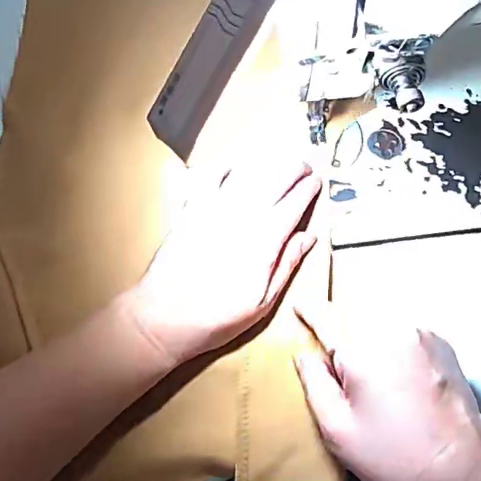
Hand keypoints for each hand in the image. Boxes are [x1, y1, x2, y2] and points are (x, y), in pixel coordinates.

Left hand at [124, 159, 320, 366]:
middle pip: (274, 179)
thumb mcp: (262, 302)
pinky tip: (232, 167)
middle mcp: (241, 217)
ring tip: (278, 162)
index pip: (294, 202)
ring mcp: (213, 210)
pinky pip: (208, 178)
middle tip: (304, 168)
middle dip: (294, 169)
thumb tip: (308, 238)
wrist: (163, 318)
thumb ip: (287, 264)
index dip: (308, 189)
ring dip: (267, 164)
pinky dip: (223, 168)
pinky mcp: (190, 210)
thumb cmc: (215, 317)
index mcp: (264, 240)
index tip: (317, 182)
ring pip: (247, 173)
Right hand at [295, 302, 480, 480]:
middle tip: (345, 375)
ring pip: (379, 322)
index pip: (326, 316)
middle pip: (354, 314)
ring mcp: (421, 333)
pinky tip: (400, 382)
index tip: (300, 309)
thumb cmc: (398, 461)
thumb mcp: (338, 430)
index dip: (309, 312)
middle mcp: (392, 330)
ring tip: (378, 385)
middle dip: (343, 333)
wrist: (465, 474)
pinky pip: (403, 332)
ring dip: (370, 338)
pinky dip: (394, 345)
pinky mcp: (440, 342)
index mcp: (362, 350)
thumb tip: (305, 355)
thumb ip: (314, 383)